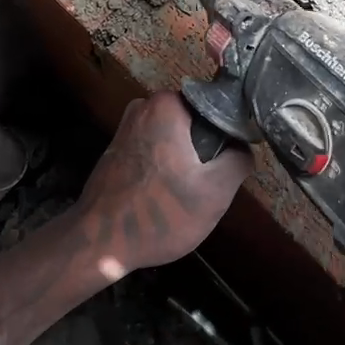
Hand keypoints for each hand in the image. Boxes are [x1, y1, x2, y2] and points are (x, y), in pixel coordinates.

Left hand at [75, 91, 252, 278]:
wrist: (102, 241)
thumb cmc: (161, 213)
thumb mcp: (215, 191)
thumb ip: (238, 160)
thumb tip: (242, 146)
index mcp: (167, 103)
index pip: (215, 106)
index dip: (228, 136)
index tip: (227, 165)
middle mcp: (144, 105)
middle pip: (194, 123)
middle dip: (205, 151)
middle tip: (207, 185)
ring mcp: (127, 126)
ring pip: (176, 138)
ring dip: (186, 162)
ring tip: (186, 194)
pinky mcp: (118, 147)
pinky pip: (155, 149)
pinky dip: (165, 168)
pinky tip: (165, 196)